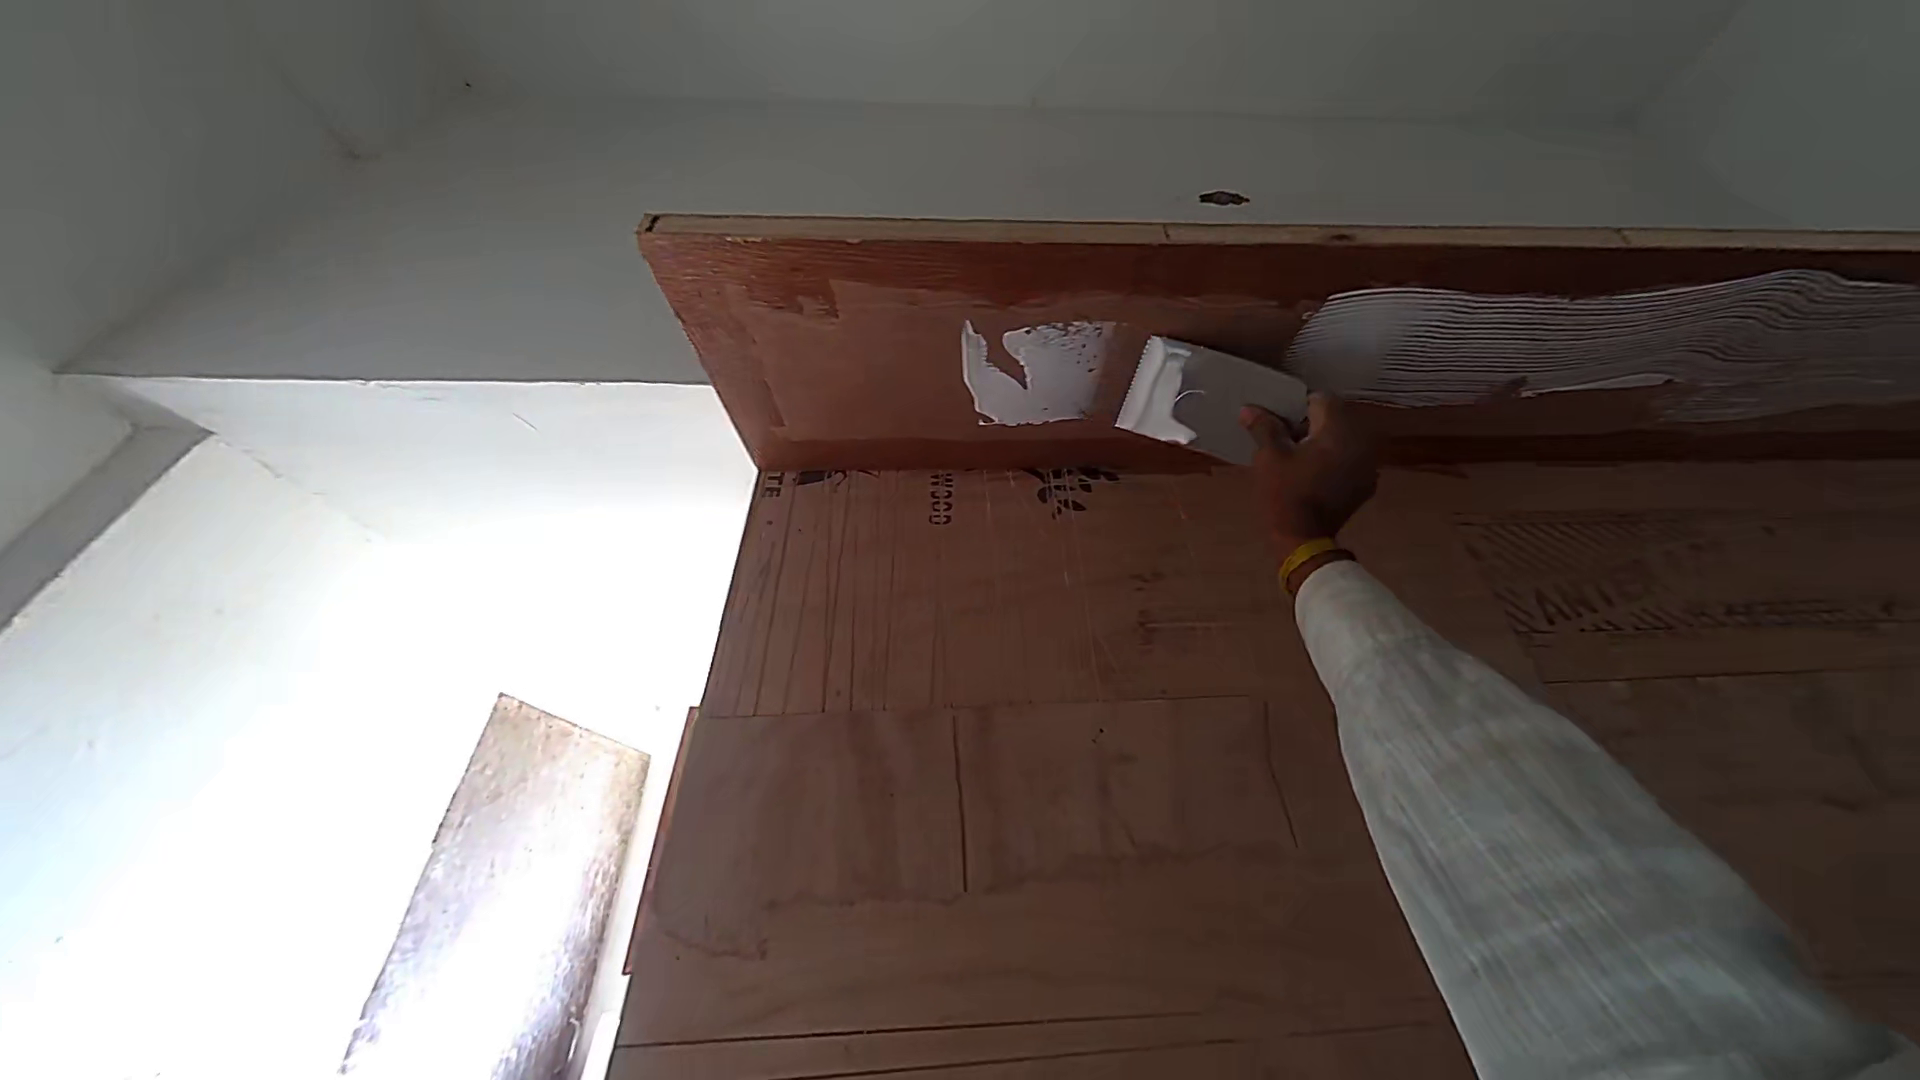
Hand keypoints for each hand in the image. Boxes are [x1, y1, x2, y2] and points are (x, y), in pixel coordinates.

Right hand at [1239, 394, 1377, 554]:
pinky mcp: (1365, 484)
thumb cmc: (1284, 492)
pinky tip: (1312, 476)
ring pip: (1343, 439)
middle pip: (1335, 419)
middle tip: (1284, 440)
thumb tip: (1249, 408)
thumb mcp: (1269, 457)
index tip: (1279, 421)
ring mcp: (1368, 465)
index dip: (1297, 406)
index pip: (1321, 399)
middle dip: (1310, 424)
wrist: (1303, 538)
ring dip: (1322, 442)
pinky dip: (1333, 461)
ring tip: (1297, 458)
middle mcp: (1363, 441)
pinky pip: (1349, 460)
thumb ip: (1263, 427)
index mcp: (1340, 429)